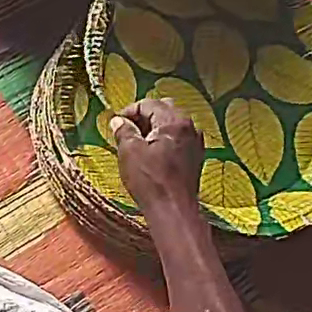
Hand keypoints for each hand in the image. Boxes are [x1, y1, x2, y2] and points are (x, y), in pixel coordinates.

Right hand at [111, 99, 205, 229]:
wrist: (172, 208)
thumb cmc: (151, 181)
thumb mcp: (129, 152)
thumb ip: (124, 132)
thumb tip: (118, 121)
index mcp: (174, 122)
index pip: (149, 103)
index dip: (129, 111)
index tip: (116, 122)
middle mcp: (189, 127)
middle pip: (164, 109)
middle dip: (143, 116)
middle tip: (125, 130)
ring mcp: (194, 142)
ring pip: (172, 124)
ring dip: (153, 128)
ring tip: (136, 143)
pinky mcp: (194, 157)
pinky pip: (178, 139)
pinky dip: (164, 140)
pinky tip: (152, 154)